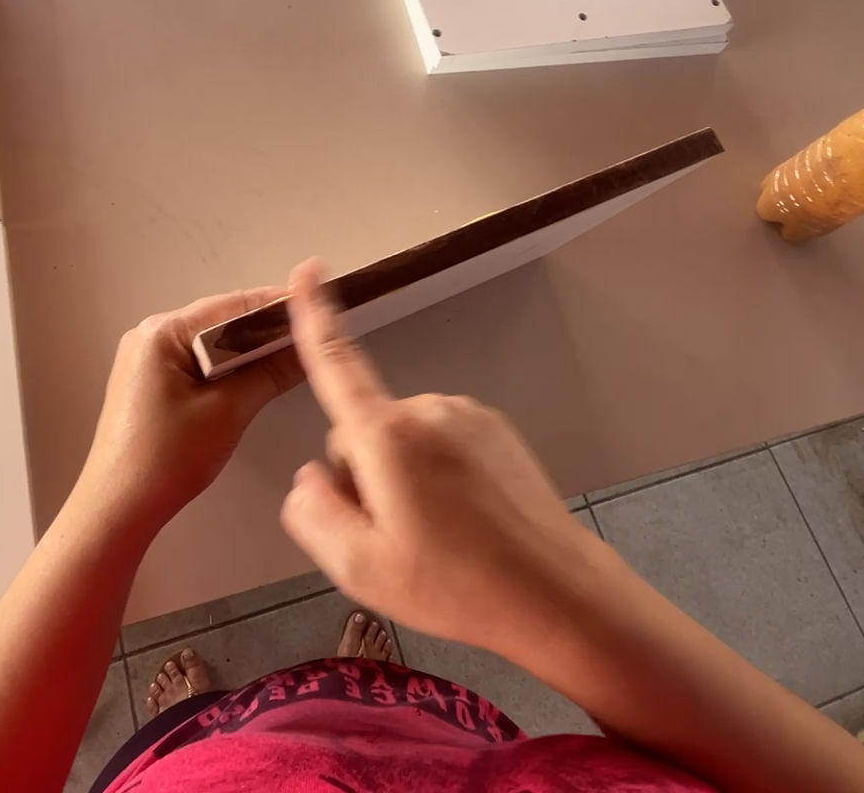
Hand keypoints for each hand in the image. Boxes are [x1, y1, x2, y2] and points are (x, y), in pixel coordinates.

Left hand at [80, 288, 303, 527]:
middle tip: (310, 333)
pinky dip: (230, 364)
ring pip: (213, 341)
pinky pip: (200, 359)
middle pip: (222, 320)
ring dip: (249, 347)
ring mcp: (148, 358)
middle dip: (266, 328)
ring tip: (290, 352)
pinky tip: (255, 373)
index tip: (316, 306)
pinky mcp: (152, 380)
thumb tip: (307, 349)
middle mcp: (150, 336)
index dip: (278, 305)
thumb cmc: (164, 460)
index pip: (233, 305)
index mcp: (161, 333)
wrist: (119, 507)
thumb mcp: (229, 411)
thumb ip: (271, 372)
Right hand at [278, 261, 604, 655]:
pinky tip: (462, 518)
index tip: (307, 269)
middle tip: (393, 534)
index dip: (314, 316)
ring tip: (434, 533)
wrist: (556, 594)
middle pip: (364, 428)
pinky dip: (436, 469)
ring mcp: (467, 414)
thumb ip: (312, 511)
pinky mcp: (496, 428)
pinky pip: (439, 438)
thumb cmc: (453, 585)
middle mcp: (427, 408)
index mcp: (387, 435)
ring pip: (401, 436)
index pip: (338, 363)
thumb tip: (310, 476)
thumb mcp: (359, 566)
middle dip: (363, 471)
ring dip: (401, 473)